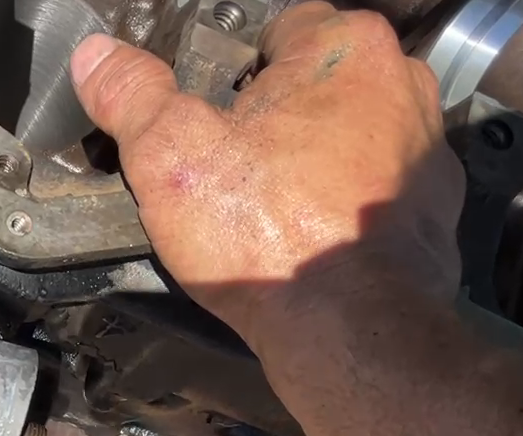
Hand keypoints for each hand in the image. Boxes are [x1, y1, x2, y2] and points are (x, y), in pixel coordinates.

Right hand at [71, 3, 464, 354]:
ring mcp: (421, 143)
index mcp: (338, 50)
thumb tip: (94, 56)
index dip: (230, 74)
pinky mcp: (428, 201)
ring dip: (310, 158)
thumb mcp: (169, 157)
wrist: (344, 318)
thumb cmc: (263, 233)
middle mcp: (397, 81)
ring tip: (260, 211)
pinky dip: (340, 203)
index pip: (277, 29)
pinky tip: (301, 236)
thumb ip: (132, 99)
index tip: (202, 121)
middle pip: (313, 86)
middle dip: (271, 119)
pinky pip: (371, 186)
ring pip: (347, 134)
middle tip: (223, 173)